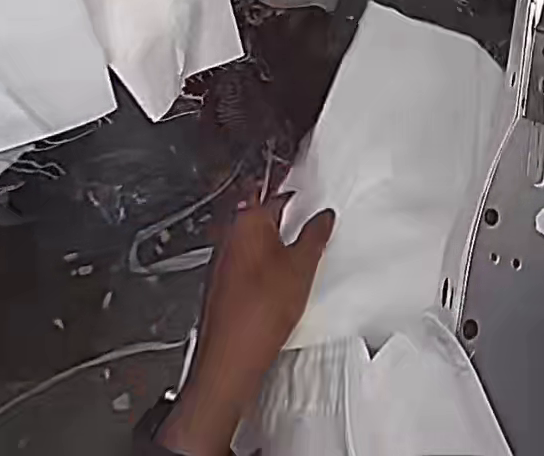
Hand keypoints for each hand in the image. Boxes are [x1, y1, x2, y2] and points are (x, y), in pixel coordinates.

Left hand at [199, 194, 334, 359]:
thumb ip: (316, 233)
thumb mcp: (303, 264)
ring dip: (271, 233)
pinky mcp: (221, 285)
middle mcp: (228, 239)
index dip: (284, 183)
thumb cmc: (258, 313)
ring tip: (296, 239)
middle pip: (255, 210)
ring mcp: (221, 263)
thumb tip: (322, 218)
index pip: (266, 189)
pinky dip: (262, 255)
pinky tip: (279, 269)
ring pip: (249, 235)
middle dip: (279, 208)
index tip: (298, 182)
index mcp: (246, 223)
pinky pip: (244, 257)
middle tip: (302, 208)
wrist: (230, 360)